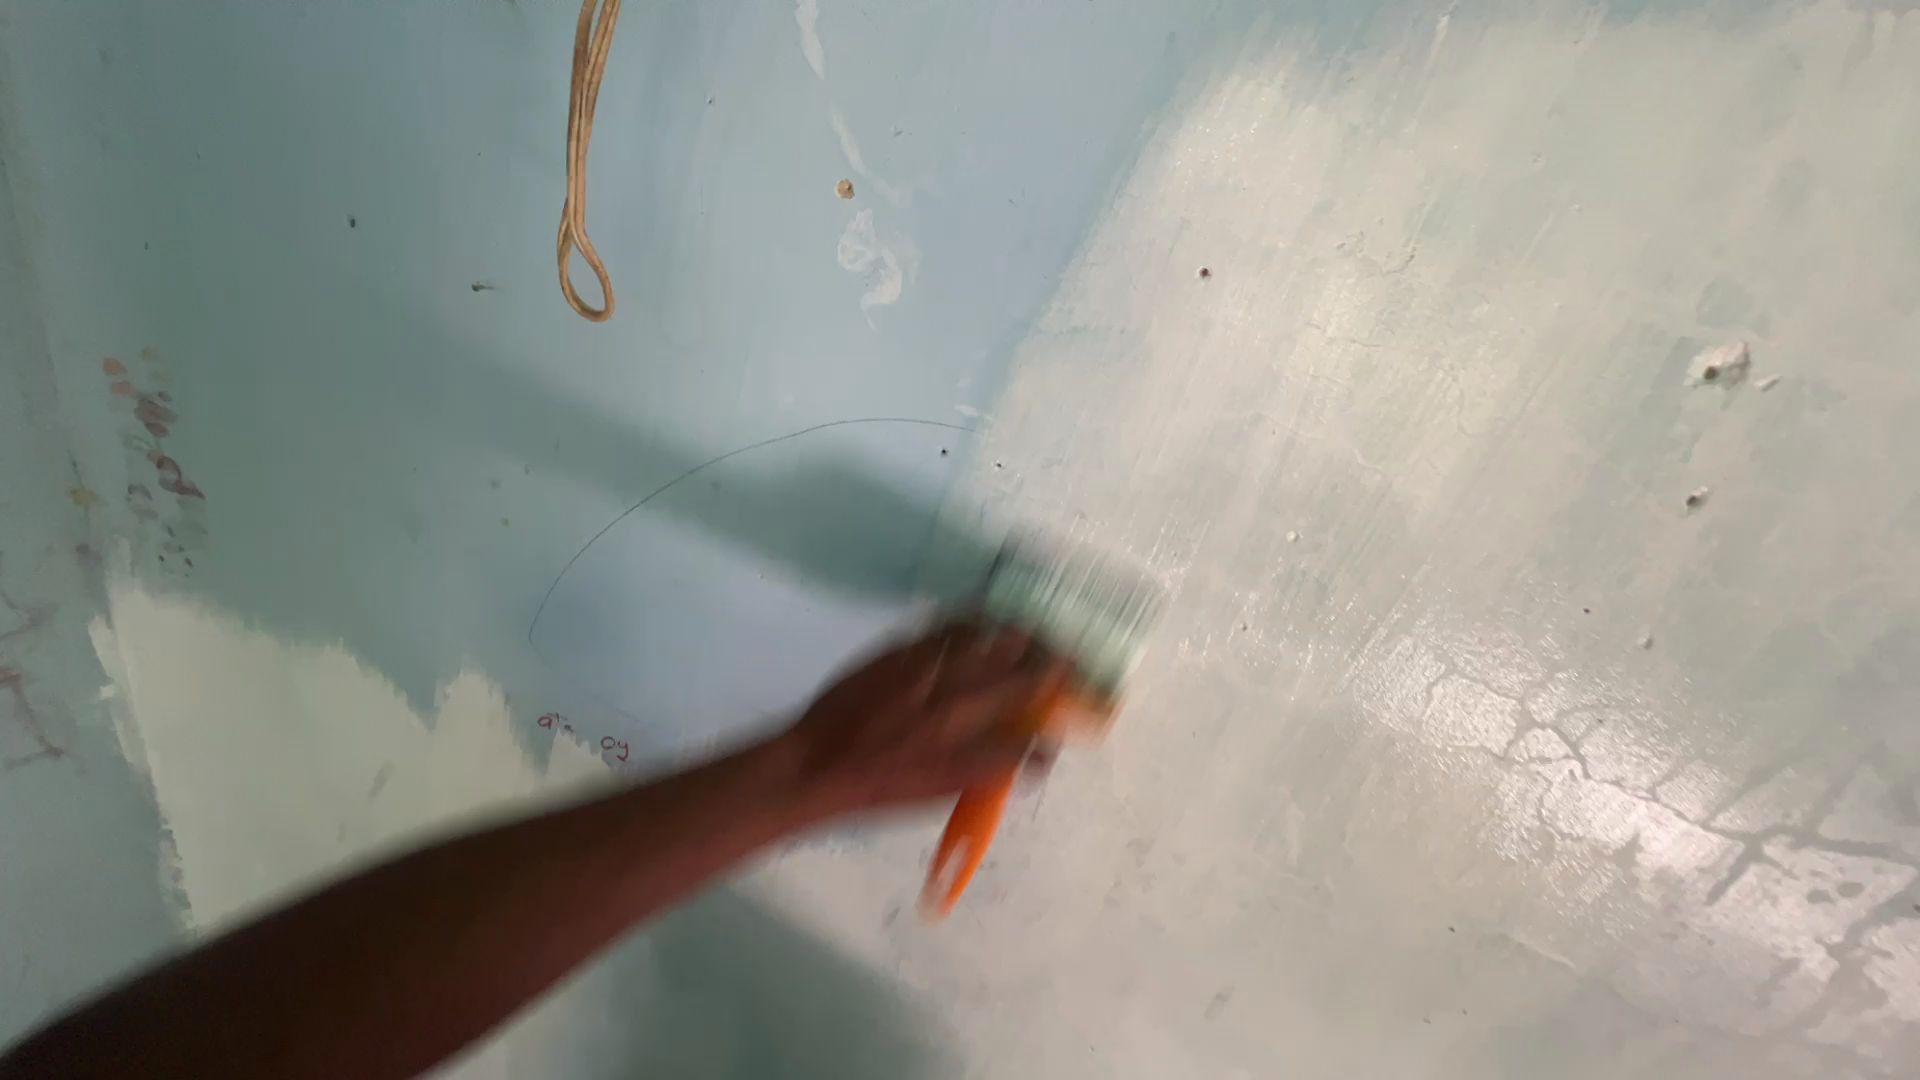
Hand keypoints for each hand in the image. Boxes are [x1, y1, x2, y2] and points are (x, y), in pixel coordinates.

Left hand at [778, 618, 1069, 814]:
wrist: (816, 760)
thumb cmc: (877, 786)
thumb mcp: (937, 792)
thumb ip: (987, 769)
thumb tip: (1035, 755)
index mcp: (961, 747)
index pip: (1025, 723)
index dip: (1055, 710)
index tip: (1074, 698)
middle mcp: (950, 705)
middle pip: (1013, 677)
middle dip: (1047, 664)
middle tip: (1065, 655)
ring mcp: (925, 672)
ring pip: (985, 645)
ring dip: (1016, 637)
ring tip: (1033, 630)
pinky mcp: (902, 650)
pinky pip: (947, 628)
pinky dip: (972, 622)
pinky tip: (984, 617)